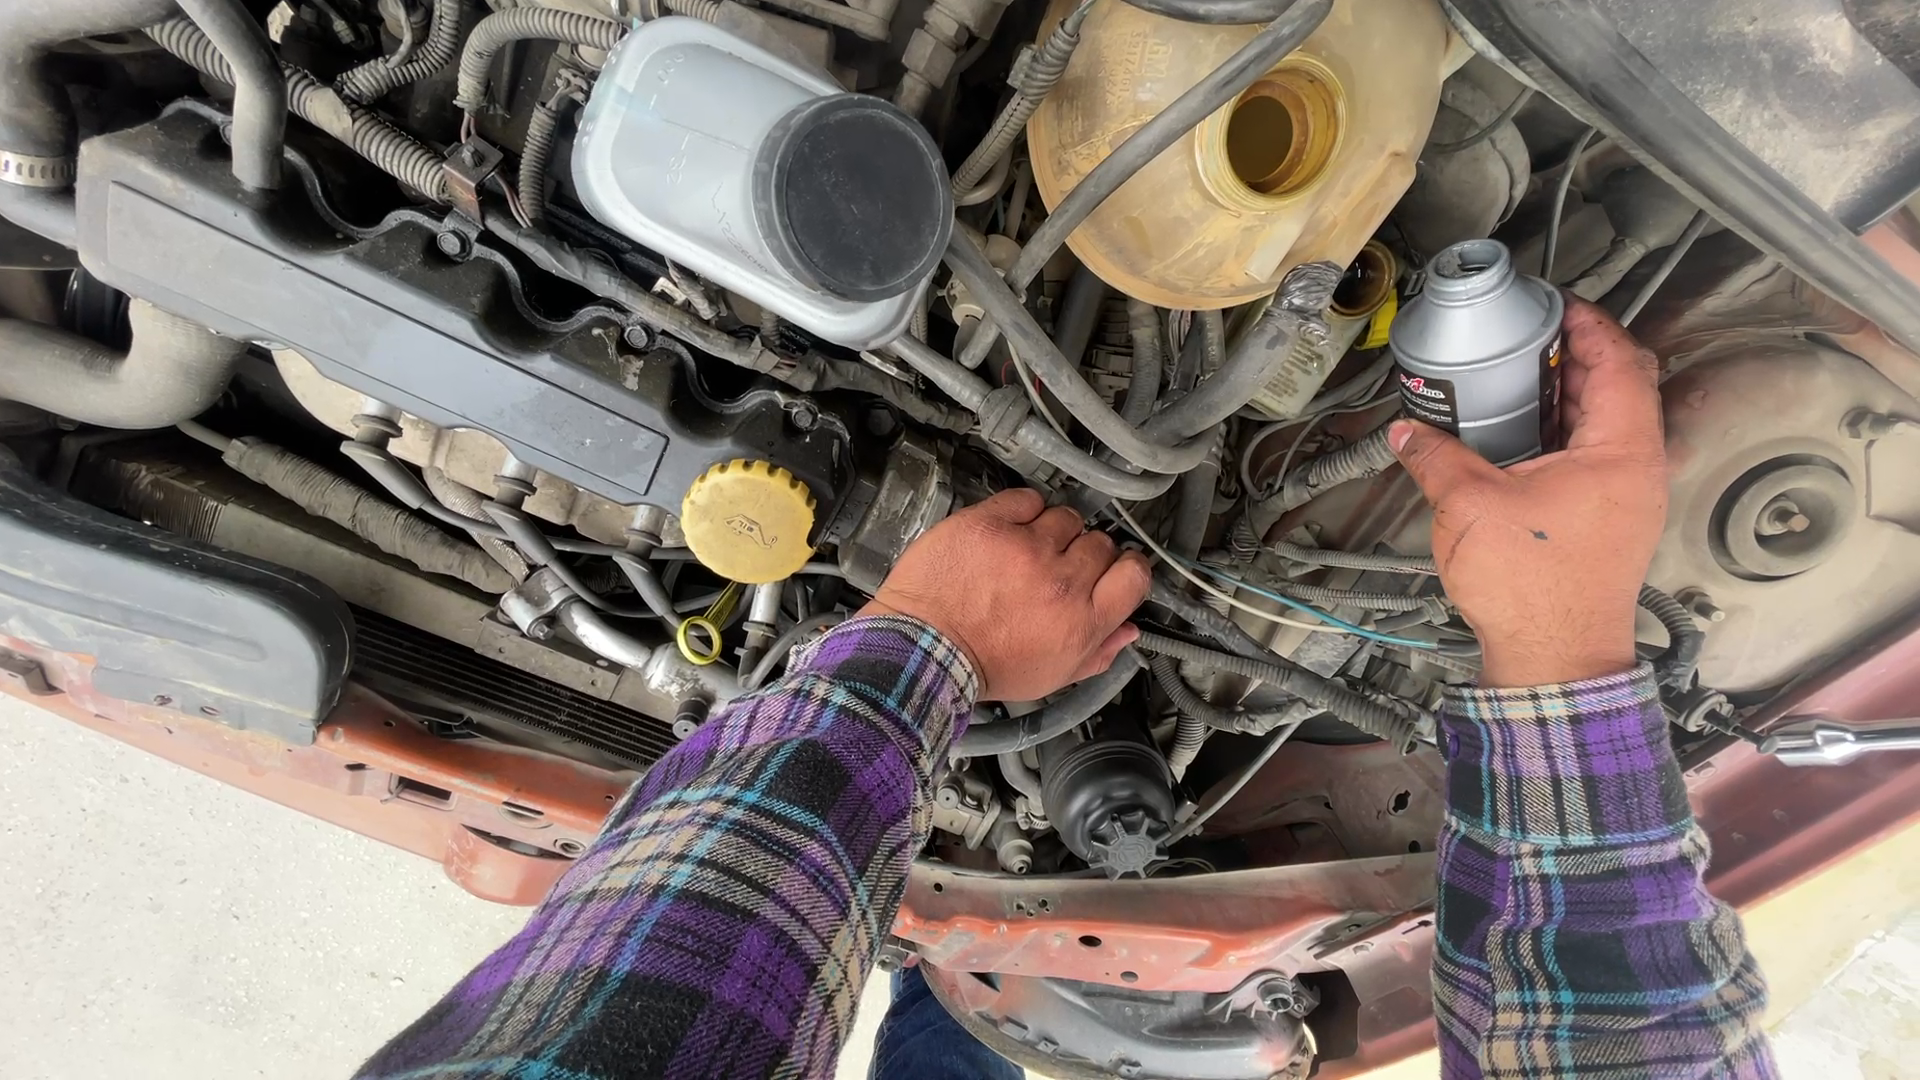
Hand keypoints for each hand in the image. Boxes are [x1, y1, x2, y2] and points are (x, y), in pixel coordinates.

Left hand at [860, 489, 1151, 699]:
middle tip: (1057, 567)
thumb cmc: (981, 665)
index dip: (1127, 568)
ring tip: (1027, 551)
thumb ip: (1096, 653)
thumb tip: (1127, 631)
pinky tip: (1009, 530)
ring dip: (1052, 531)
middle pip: (1100, 543)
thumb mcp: (1051, 676)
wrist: (923, 648)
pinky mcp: (989, 524)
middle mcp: (1059, 581)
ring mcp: (1024, 547)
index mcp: (1080, 620)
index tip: (1114, 567)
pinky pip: (1026, 499)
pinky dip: (1022, 510)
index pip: (1134, 575)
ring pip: (1065, 518)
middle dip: (1083, 554)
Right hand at [1388, 297, 1666, 687]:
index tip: (1558, 307)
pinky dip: (1559, 433)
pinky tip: (1516, 439)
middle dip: (1576, 358)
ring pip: (1604, 426)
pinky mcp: (1605, 520)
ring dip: (1566, 397)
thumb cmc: (1527, 579)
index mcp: (1621, 452)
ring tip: (1517, 381)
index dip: (1591, 328)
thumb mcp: (1469, 505)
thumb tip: (1405, 433)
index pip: (1620, 366)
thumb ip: (1436, 459)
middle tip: (1529, 339)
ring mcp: (1625, 497)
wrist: (1553, 652)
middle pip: (1618, 390)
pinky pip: (1591, 456)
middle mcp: (1637, 469)